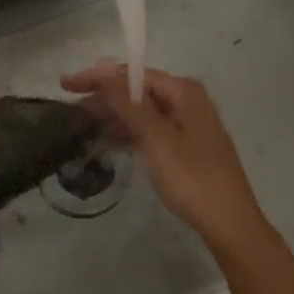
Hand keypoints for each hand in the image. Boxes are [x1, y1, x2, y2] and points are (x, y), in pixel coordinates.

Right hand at [62, 64, 271, 251]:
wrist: (228, 221)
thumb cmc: (192, 177)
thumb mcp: (156, 139)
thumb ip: (129, 105)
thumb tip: (104, 72)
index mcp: (184, 92)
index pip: (133, 74)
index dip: (98, 77)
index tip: (66, 84)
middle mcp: (187, 101)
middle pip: (138, 91)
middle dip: (104, 98)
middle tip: (70, 108)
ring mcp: (187, 125)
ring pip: (142, 113)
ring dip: (113, 117)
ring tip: (81, 126)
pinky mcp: (185, 147)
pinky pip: (149, 132)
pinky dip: (127, 134)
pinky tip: (105, 143)